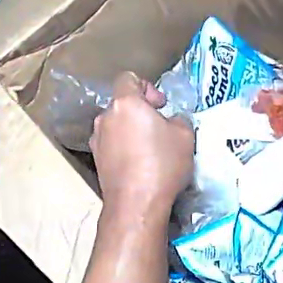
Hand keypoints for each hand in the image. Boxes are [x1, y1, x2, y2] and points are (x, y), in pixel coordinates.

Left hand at [91, 72, 192, 218]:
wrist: (137, 203)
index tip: (161, 105)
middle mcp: (105, 118)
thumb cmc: (162, 163)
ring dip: (132, 131)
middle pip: (122, 104)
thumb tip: (171, 121)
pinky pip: (113, 145)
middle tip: (161, 128)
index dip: (147, 87)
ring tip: (152, 149)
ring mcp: (97, 140)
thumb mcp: (185, 136)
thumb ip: (178, 120)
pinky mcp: (97, 161)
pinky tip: (141, 165)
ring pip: (116, 126)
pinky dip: (125, 149)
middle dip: (141, 112)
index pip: (128, 78)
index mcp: (126, 103)